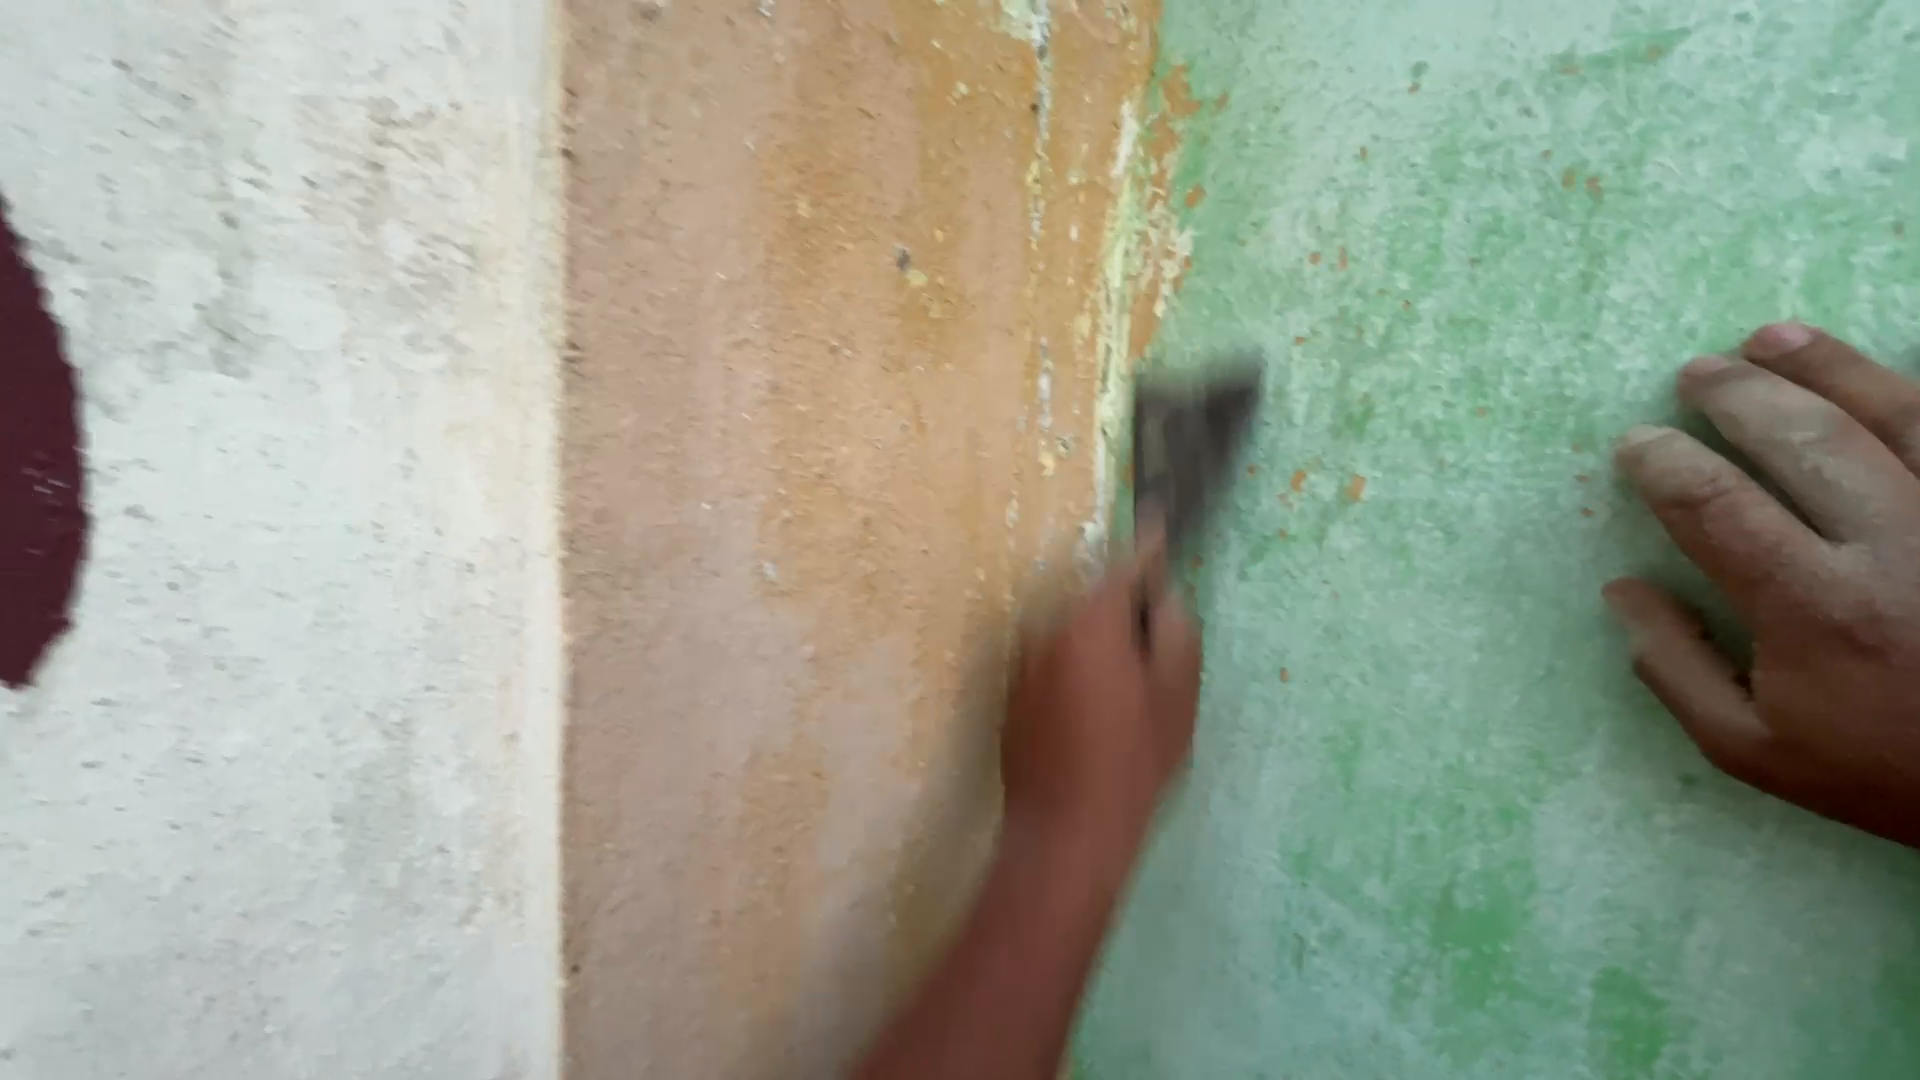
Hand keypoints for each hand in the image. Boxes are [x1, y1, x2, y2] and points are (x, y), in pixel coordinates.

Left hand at [1001, 529, 1202, 844]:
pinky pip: (1047, 654)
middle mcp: (1045, 626)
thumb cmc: (1131, 765)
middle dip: (1120, 602)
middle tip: (1149, 635)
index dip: (1149, 545)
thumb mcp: (1176, 701)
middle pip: (1091, 595)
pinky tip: (1087, 703)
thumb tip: (1165, 599)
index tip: (1160, 520)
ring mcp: (1020, 656)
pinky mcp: (1007, 687)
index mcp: (1091, 621)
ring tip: (1119, 680)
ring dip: (1092, 632)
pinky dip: (1068, 658)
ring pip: (1066, 625)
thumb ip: (1175, 635)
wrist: (1064, 829)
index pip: (1126, 565)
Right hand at [1608, 323, 1919, 847]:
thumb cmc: (1893, 770)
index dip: (1665, 462)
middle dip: (1738, 396)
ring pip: (1900, 414)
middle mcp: (1899, 547)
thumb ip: (1672, 667)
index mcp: (1817, 606)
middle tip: (1697, 373)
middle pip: (1804, 439)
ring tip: (1774, 339)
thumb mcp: (1751, 746)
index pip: (1714, 504)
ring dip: (1827, 368)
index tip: (1638, 444)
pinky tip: (1889, 373)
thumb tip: (1621, 591)